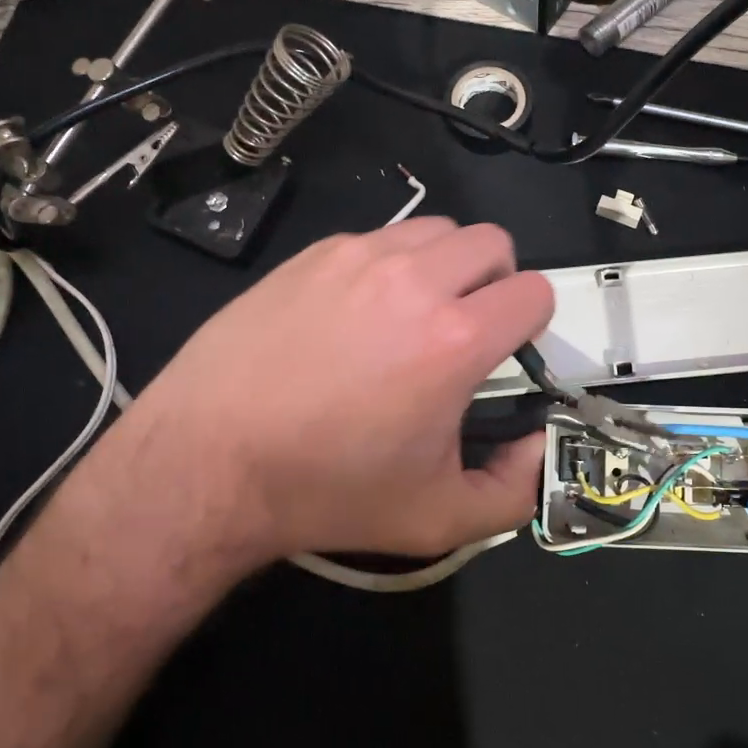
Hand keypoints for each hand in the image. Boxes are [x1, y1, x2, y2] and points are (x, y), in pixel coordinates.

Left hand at [123, 218, 552, 562]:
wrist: (208, 462)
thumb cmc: (328, 491)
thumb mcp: (438, 518)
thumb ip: (515, 490)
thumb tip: (539, 446)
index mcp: (454, 339)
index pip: (535, 291)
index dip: (533, 323)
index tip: (506, 352)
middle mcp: (413, 281)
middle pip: (493, 241)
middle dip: (497, 280)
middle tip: (468, 327)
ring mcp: (357, 258)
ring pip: (436, 229)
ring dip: (445, 265)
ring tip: (414, 314)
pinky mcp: (312, 254)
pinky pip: (379, 237)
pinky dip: (390, 265)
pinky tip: (356, 314)